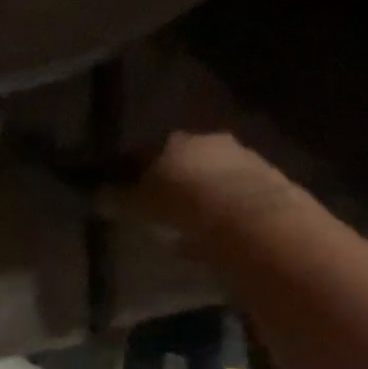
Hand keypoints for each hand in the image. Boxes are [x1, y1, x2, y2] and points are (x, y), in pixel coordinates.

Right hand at [128, 131, 301, 239]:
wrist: (252, 220)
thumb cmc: (181, 206)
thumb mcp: (134, 207)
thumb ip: (115, 200)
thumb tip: (98, 197)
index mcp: (171, 142)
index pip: (144, 152)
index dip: (132, 171)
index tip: (124, 189)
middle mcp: (206, 141)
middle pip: (181, 159)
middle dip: (170, 178)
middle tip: (156, 204)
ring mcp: (242, 156)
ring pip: (209, 173)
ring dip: (197, 191)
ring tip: (184, 220)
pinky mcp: (269, 179)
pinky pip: (233, 191)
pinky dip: (220, 205)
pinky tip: (212, 227)